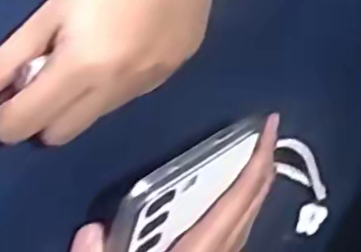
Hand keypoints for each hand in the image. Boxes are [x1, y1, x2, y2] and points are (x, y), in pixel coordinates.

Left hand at [0, 0, 224, 144]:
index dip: (6, 108)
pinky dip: (120, 81)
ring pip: (96, 118)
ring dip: (84, 98)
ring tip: (97, 50)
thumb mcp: (52, 9)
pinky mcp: (176, 69)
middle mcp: (118, 83)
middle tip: (55, 66)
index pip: (17, 127)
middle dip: (44, 111)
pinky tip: (132, 40)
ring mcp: (152, 79)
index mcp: (83, 67)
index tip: (20, 76)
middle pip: (56, 135)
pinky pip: (131, 96)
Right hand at [69, 114, 281, 251]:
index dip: (261, 154)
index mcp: (206, 247)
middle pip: (254, 201)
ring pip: (250, 218)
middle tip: (264, 132)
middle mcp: (225, 251)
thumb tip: (88, 230)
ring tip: (252, 160)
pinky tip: (227, 207)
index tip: (272, 121)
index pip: (244, 191)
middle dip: (263, 164)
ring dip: (254, 188)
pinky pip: (237, 235)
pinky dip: (240, 211)